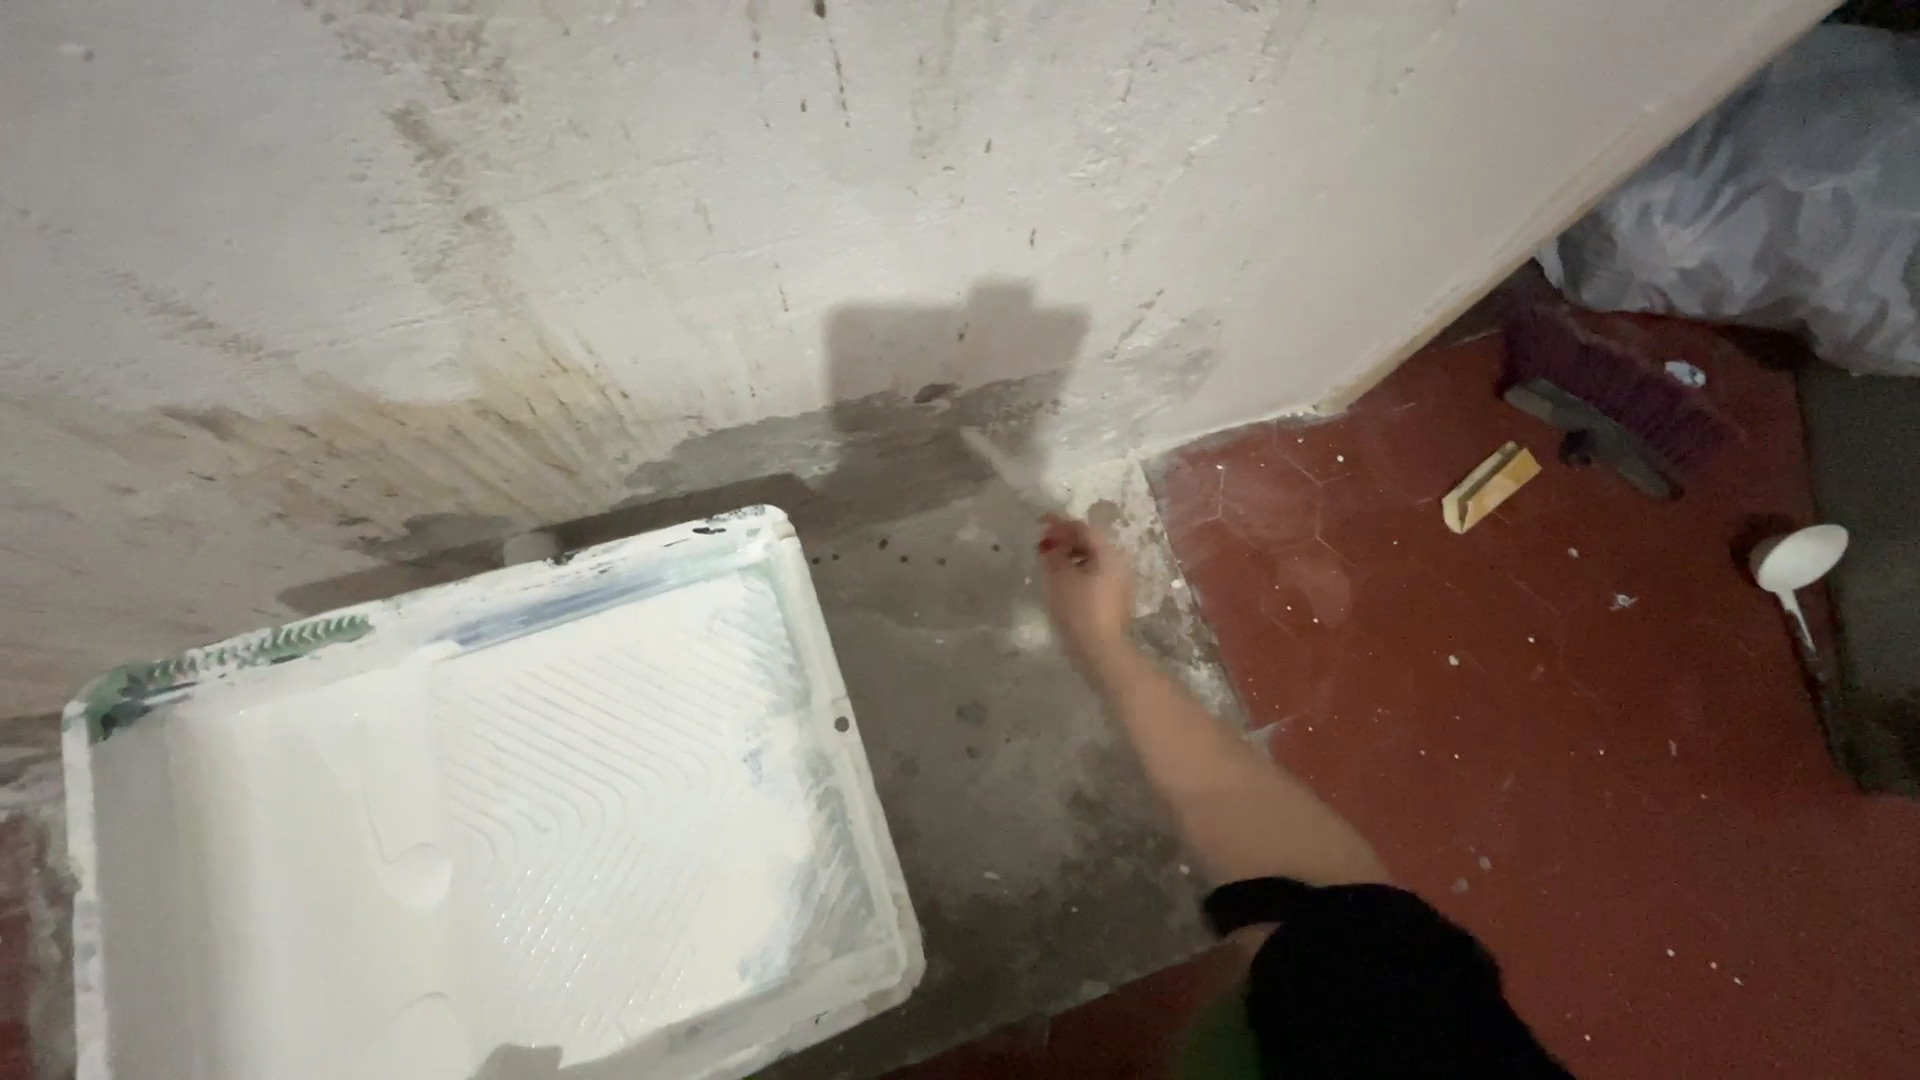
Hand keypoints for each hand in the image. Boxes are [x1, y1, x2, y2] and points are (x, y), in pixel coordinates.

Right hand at [1037, 514, 1133, 668]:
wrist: (1101, 649)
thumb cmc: (1079, 609)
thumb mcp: (1060, 578)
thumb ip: (1054, 555)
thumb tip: (1051, 544)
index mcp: (1108, 553)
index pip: (1084, 529)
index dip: (1061, 523)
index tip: (1041, 522)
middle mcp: (1119, 563)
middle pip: (1091, 542)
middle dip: (1067, 539)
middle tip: (1044, 542)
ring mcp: (1120, 582)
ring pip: (1094, 560)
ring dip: (1072, 555)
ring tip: (1051, 561)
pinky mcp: (1116, 599)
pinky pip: (1096, 575)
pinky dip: (1079, 570)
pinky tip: (1064, 581)